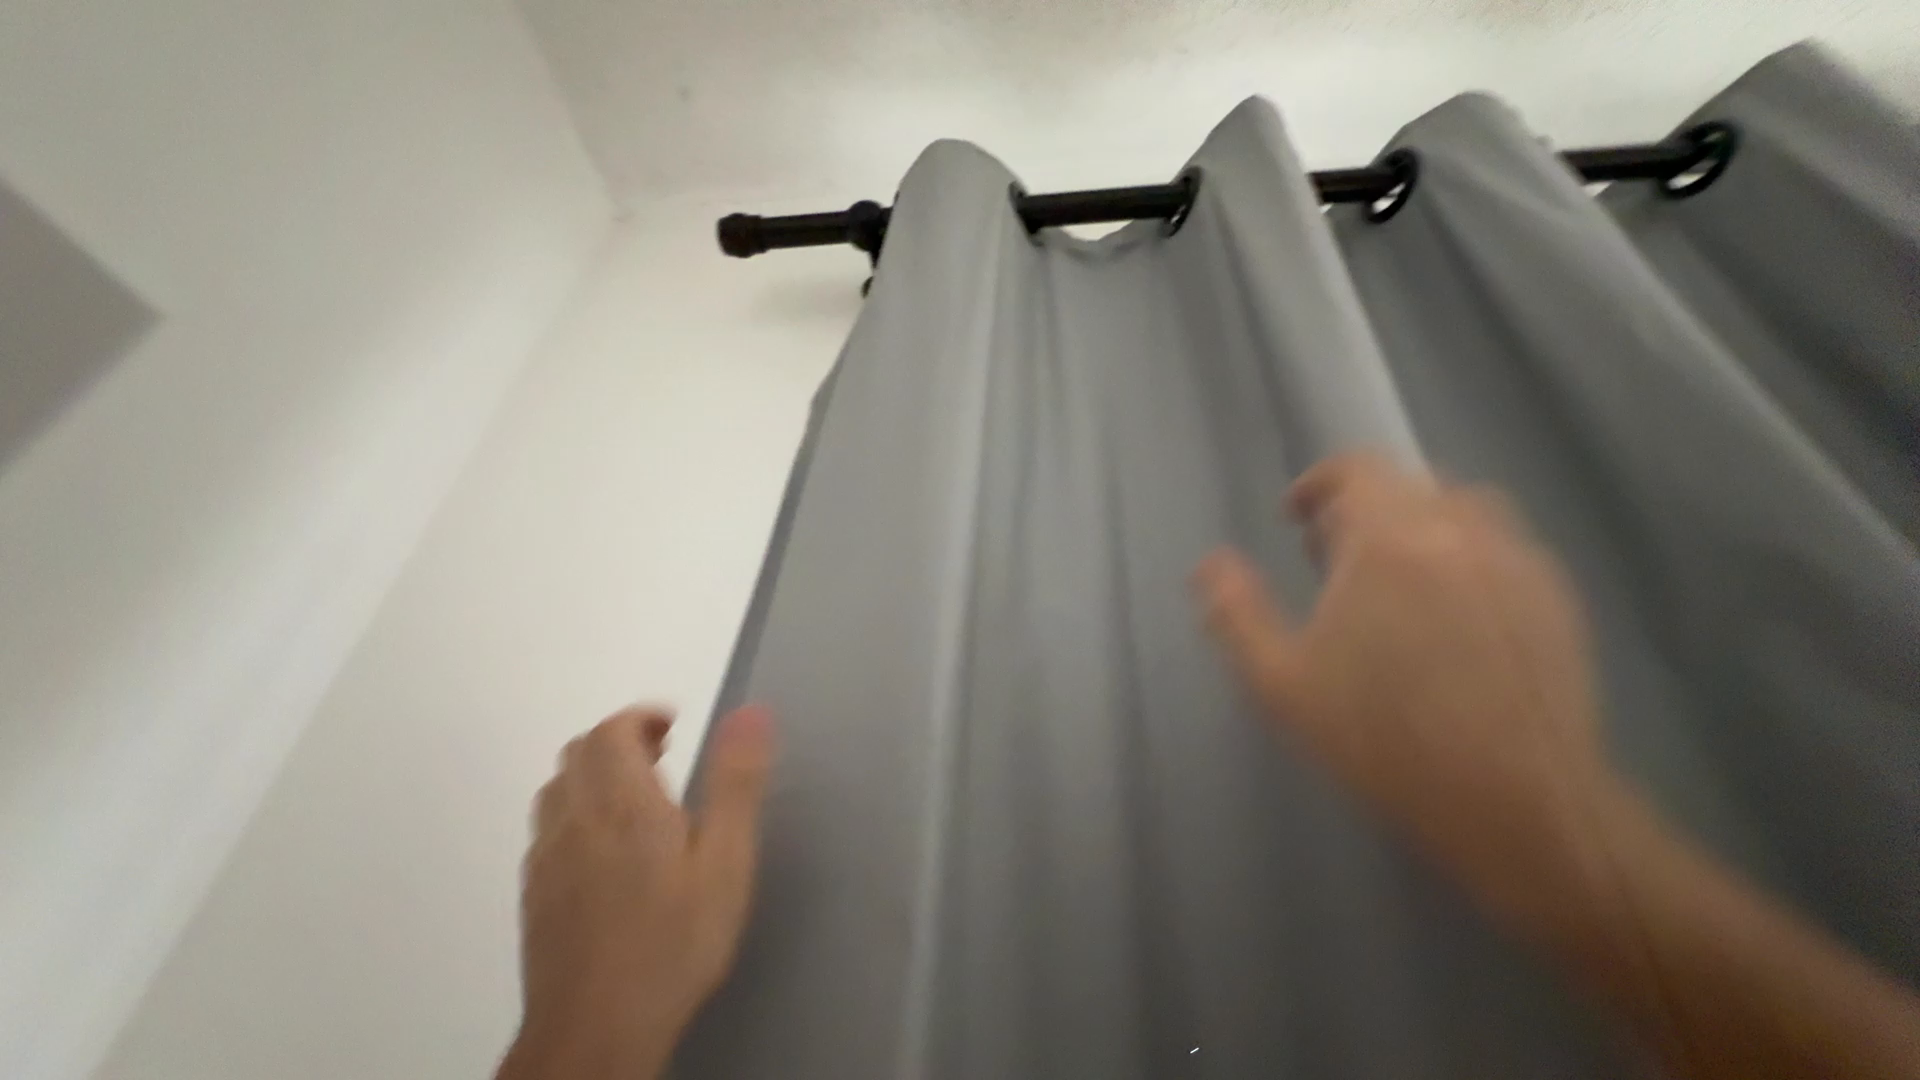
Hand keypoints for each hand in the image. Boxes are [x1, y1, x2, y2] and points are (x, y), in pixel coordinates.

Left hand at [499, 704, 774, 1079]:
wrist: (596, 1032)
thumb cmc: (675, 942)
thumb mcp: (726, 861)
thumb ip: (736, 783)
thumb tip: (749, 711)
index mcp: (623, 804)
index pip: (610, 732)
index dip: (640, 718)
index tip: (674, 724)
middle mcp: (575, 821)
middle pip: (579, 753)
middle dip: (620, 739)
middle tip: (664, 754)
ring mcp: (547, 860)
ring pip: (558, 789)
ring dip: (595, 773)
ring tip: (639, 796)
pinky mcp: (535, 895)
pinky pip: (550, 829)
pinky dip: (578, 811)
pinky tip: (608, 850)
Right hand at [1191, 453, 1619, 907]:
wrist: (1516, 804)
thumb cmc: (1382, 738)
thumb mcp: (1279, 681)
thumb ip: (1235, 612)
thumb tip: (1209, 563)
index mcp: (1390, 541)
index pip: (1358, 470)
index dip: (1319, 483)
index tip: (1295, 519)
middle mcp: (1461, 532)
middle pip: (1408, 485)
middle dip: (1362, 510)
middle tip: (1333, 561)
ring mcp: (1518, 563)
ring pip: (1462, 509)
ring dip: (1418, 526)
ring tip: (1394, 580)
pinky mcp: (1557, 599)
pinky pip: (1502, 547)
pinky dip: (1463, 555)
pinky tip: (1450, 615)